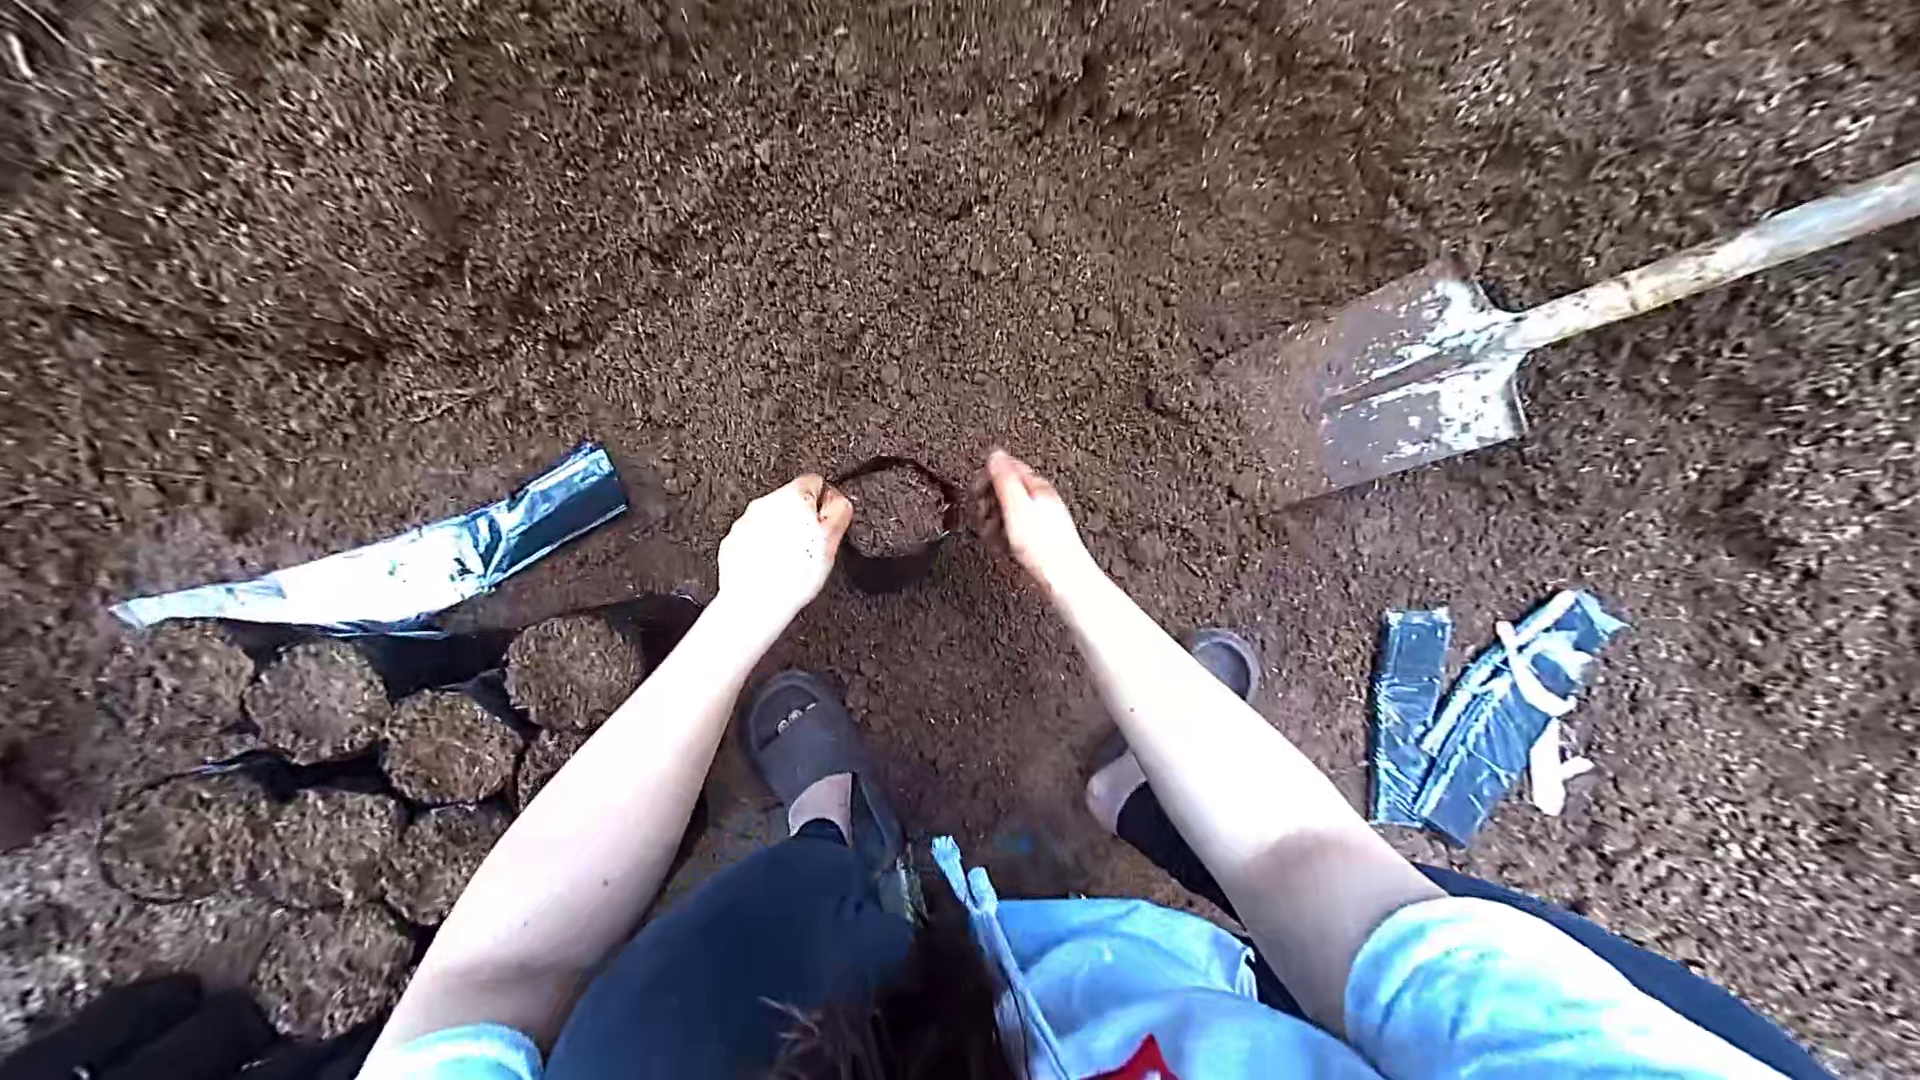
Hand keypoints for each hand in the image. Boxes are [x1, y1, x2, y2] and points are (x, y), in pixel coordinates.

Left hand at [716, 475, 851, 626]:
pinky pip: (754, 540)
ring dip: (783, 536)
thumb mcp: (832, 539)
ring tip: (792, 562)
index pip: (815, 482)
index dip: (826, 503)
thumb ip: (840, 510)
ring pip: (772, 522)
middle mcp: (764, 504)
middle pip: (792, 502)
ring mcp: (745, 523)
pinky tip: (774, 567)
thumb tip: (838, 500)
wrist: (756, 603)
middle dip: (802, 521)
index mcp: (792, 496)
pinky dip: (764, 550)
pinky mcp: (733, 543)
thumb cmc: (794, 575)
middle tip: (811, 548)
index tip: (826, 523)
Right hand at [974, 449, 1105, 601]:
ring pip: (1005, 512)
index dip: (986, 478)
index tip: (978, 493)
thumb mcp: (1017, 506)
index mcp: (1036, 486)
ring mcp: (1038, 519)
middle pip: (1003, 490)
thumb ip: (1004, 478)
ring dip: (993, 523)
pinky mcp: (1035, 538)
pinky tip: (1003, 546)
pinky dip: (1002, 537)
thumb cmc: (1044, 545)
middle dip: (988, 503)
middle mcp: (1039, 499)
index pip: (1006, 466)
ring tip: (995, 535)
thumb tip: (994, 454)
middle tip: (986, 516)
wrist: (1062, 576)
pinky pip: (1011, 530)